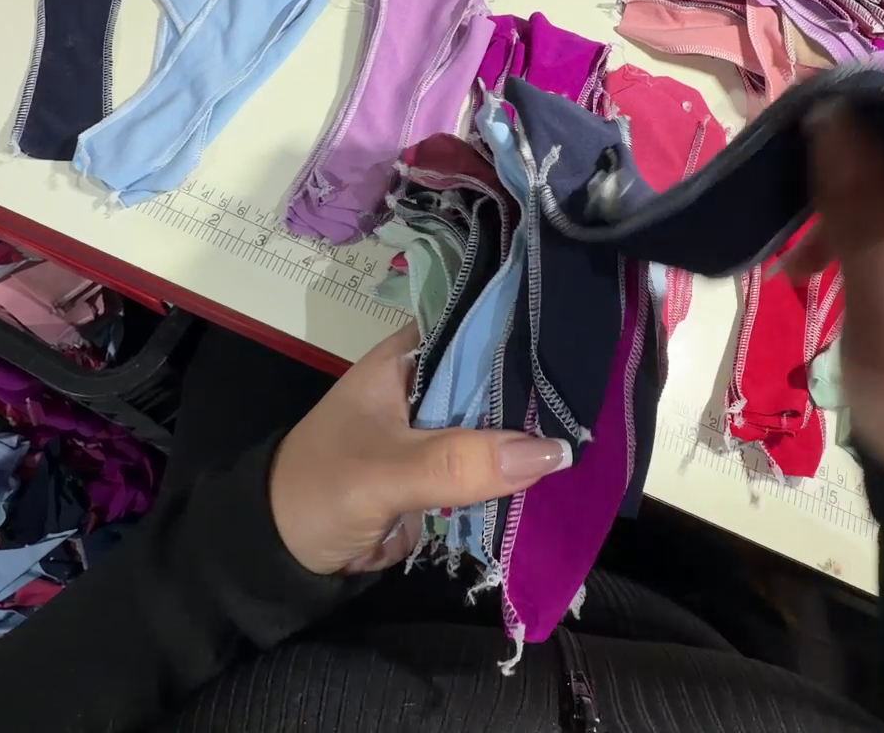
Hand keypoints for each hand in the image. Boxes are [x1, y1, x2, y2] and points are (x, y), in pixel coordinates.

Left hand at [269, 325, 572, 574]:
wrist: (283, 555)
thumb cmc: (320, 490)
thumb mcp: (386, 472)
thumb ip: (460, 463)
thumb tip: (554, 452)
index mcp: (409, 358)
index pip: (477, 326)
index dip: (525, 329)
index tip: (578, 339)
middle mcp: (429, 383)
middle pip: (496, 374)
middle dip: (539, 386)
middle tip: (600, 390)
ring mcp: (439, 426)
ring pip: (499, 420)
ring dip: (534, 429)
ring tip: (597, 422)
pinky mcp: (446, 467)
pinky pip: (492, 462)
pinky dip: (519, 467)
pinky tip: (564, 465)